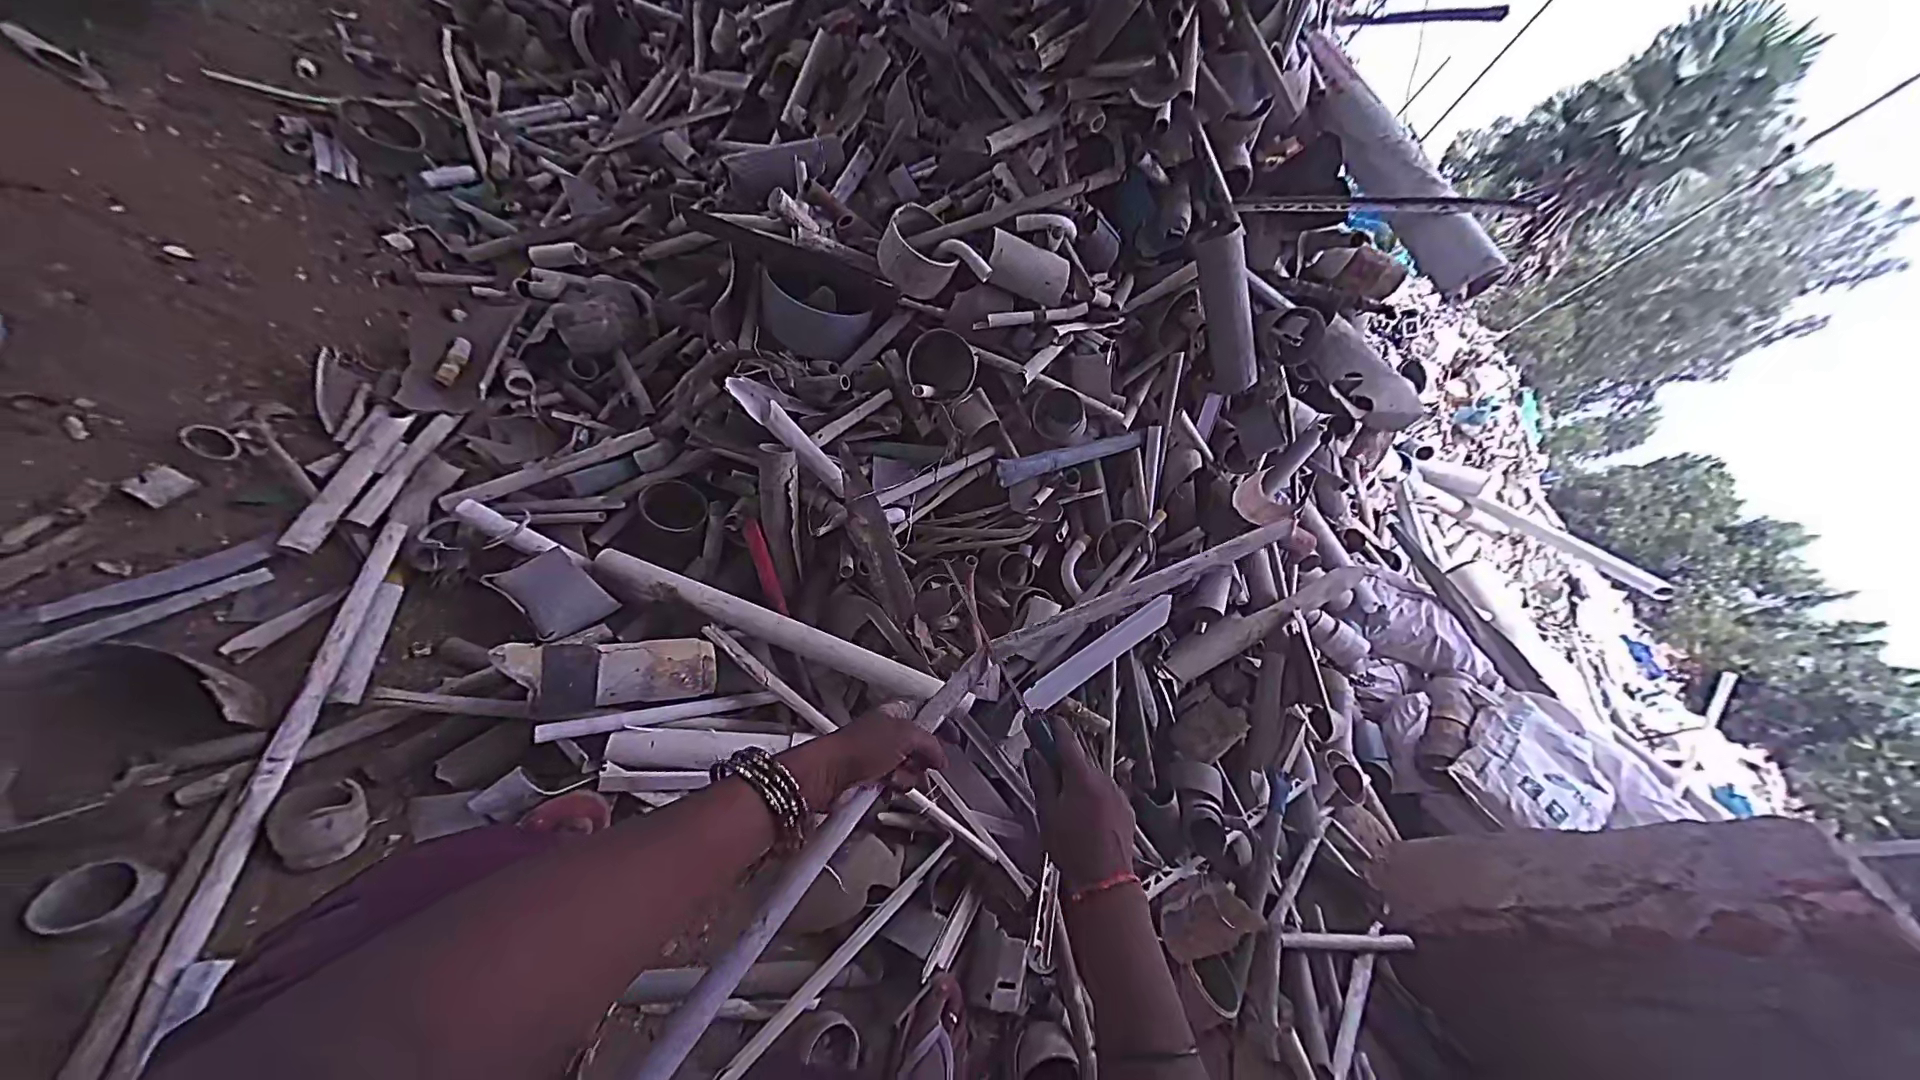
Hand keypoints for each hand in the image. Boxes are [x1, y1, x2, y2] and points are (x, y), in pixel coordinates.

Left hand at [778, 700, 947, 808]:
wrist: (827, 776)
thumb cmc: (855, 747)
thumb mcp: (904, 736)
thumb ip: (930, 744)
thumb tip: (942, 756)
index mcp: (894, 713)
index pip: (926, 714)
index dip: (941, 725)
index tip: (953, 735)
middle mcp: (887, 734)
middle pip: (921, 748)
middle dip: (922, 759)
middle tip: (916, 762)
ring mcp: (879, 757)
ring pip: (910, 770)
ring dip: (906, 776)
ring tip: (893, 776)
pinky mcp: (872, 779)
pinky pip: (896, 785)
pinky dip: (894, 788)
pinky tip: (885, 787)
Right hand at [1027, 713, 1134, 889]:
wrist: (1104, 881)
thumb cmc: (1075, 852)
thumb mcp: (1047, 811)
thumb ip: (1041, 777)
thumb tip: (1035, 756)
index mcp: (1083, 777)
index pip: (1066, 739)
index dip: (1052, 727)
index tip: (1043, 722)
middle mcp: (1104, 780)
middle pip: (1080, 757)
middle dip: (1062, 756)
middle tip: (1045, 758)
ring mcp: (1117, 793)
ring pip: (1093, 774)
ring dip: (1078, 777)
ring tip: (1062, 796)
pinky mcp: (1124, 808)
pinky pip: (1105, 790)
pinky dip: (1092, 792)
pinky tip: (1081, 810)